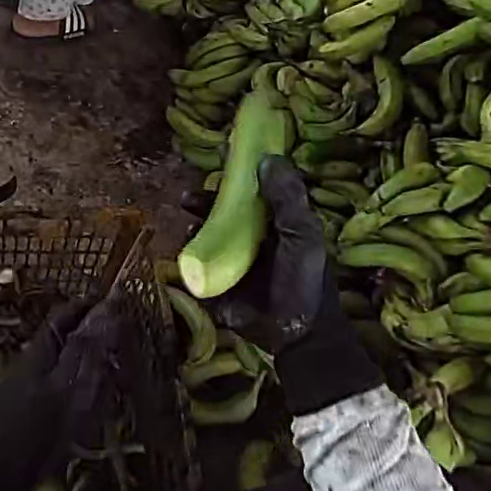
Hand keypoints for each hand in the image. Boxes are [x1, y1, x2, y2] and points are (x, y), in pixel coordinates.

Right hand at [211, 156, 382, 414]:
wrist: (297, 332)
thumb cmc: (305, 279)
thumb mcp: (303, 234)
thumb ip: (288, 198)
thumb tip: (269, 158)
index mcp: (271, 223)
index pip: (248, 193)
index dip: (234, 179)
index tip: (220, 166)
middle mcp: (248, 238)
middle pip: (219, 212)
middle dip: (203, 202)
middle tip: (189, 196)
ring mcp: (229, 261)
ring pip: (203, 235)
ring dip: (193, 226)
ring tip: (188, 222)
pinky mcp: (214, 283)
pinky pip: (194, 264)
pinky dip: (186, 253)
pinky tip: (186, 246)